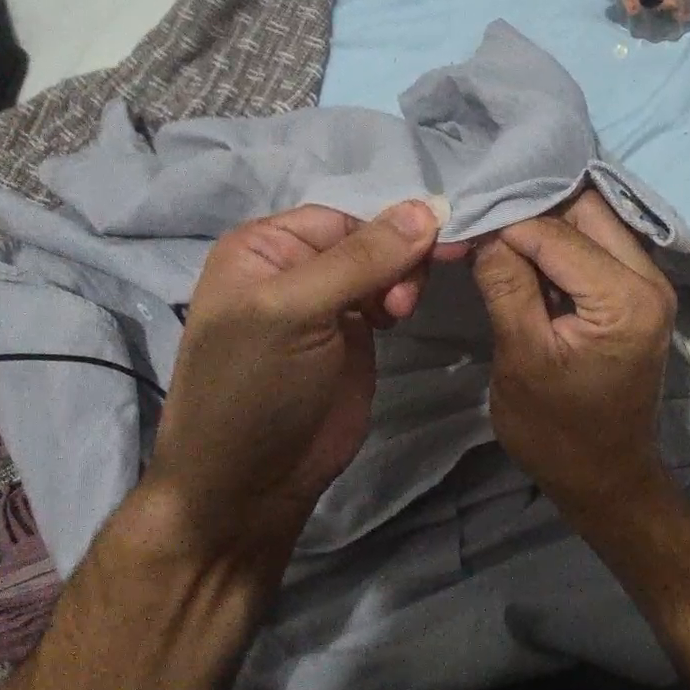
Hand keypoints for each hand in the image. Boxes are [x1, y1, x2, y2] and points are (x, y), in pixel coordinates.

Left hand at [145, 201, 459, 562]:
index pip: (343, 215)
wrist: (252, 481)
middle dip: (398, 258)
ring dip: (403, 281)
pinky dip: (403, 300)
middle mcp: (296, 268)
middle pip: (370, 238)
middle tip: (403, 300)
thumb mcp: (297, 313)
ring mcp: (327, 304)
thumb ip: (362, 259)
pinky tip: (398, 320)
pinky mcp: (354, 337)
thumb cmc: (256, 388)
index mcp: (265, 248)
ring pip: (385, 267)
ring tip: (398, 316)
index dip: (389, 226)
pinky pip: (388, 299)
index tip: (437, 242)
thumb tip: (429, 208)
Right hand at [472, 190, 677, 515]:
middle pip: (586, 209)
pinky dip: (563, 241)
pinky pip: (600, 245)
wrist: (604, 475)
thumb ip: (505, 283)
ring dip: (547, 220)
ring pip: (595, 221)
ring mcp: (651, 283)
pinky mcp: (640, 293)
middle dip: (530, 207)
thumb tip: (484, 225)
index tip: (459, 225)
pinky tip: (524, 249)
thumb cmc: (557, 430)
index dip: (503, 222)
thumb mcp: (521, 356)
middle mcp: (651, 279)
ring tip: (495, 228)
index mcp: (626, 298)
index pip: (555, 232)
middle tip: (479, 215)